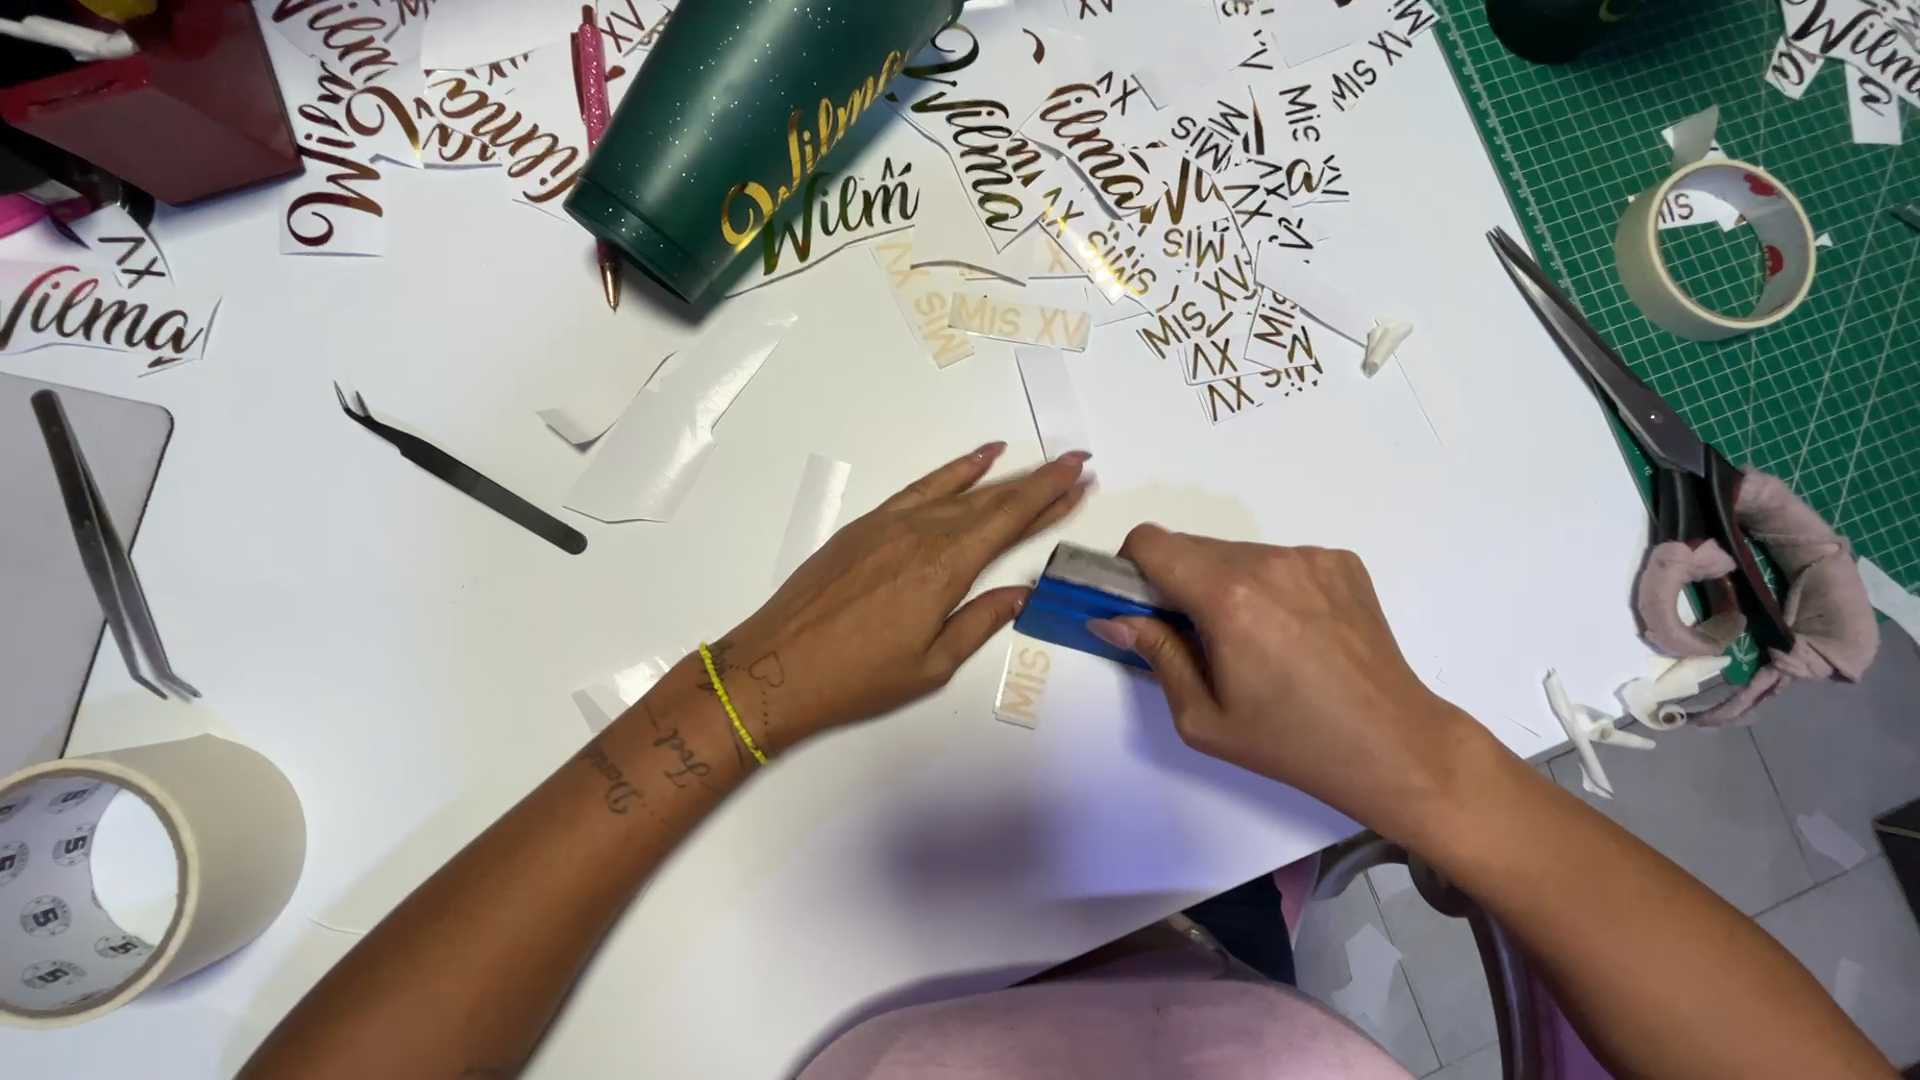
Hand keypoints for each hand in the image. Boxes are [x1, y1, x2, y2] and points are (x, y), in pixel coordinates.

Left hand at [710, 442, 1090, 753]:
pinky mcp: (866, 525)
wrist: (776, 666)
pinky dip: (952, 472)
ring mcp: (890, 523)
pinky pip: (920, 488)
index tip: (1080, 477)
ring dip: (1001, 475)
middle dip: (1037, 482)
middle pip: (991, 500)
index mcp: (945, 567)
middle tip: (1074, 465)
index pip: (1009, 520)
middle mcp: (922, 533)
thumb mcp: (933, 664)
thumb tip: (1022, 592)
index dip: (1048, 497)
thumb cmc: (859, 677)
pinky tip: (975, 462)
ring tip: (1035, 461)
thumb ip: (982, 620)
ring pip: (958, 490)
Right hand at [1088, 525, 1476, 832]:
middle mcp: (1268, 561)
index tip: (1139, 603)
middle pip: (1192, 547)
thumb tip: (1111, 618)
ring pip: (1236, 554)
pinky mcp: (1341, 562)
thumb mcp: (1202, 716)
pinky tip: (1292, 632)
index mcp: (1227, 597)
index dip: (1131, 567)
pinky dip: (1268, 586)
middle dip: (1177, 582)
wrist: (1395, 745)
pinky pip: (1279, 561)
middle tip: (1194, 636)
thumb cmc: (1290, 741)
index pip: (1151, 543)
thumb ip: (1154, 654)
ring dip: (1223, 584)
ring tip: (1253, 640)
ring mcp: (1311, 557)